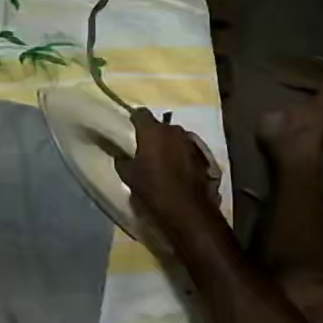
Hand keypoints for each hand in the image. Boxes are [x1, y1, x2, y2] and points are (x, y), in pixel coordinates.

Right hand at [117, 110, 218, 238]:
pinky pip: (186, 149)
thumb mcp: (129, 176)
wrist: (187, 209)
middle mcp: (173, 130)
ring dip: (168, 144)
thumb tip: (120, 155)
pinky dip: (180, 155)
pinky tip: (176, 168)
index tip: (129, 129)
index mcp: (153, 131)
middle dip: (153, 134)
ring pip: (175, 137)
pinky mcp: (202, 155)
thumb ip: (122, 161)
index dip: (134, 120)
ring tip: (161, 159)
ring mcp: (190, 141)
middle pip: (160, 126)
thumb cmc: (153, 189)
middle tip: (144, 148)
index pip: (140, 113)